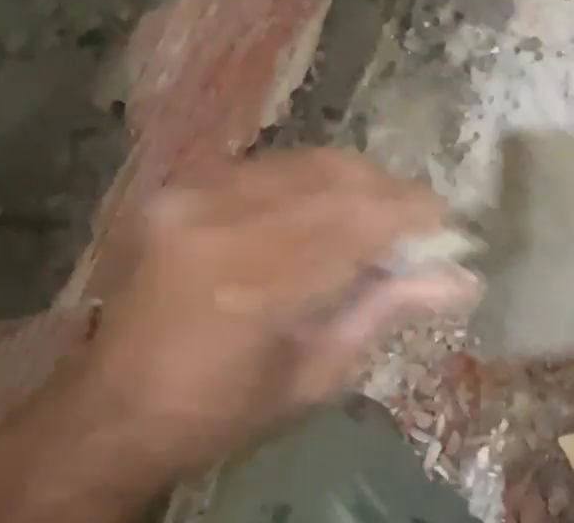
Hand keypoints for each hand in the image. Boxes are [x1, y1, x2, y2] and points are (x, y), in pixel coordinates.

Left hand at [74, 148, 479, 475]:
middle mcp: (220, 225)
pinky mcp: (181, 189)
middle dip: (392, 193)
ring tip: (381, 212)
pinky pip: (274, 165)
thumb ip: (388, 310)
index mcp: (251, 287)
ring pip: (310, 162)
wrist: (110, 411)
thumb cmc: (220, 411)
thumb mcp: (315, 375)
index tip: (449, 223)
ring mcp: (194, 199)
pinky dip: (316, 180)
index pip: (357, 222)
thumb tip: (463, 278)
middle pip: (338, 180)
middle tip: (420, 221)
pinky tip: (330, 207)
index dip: (413, 213)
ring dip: (359, 181)